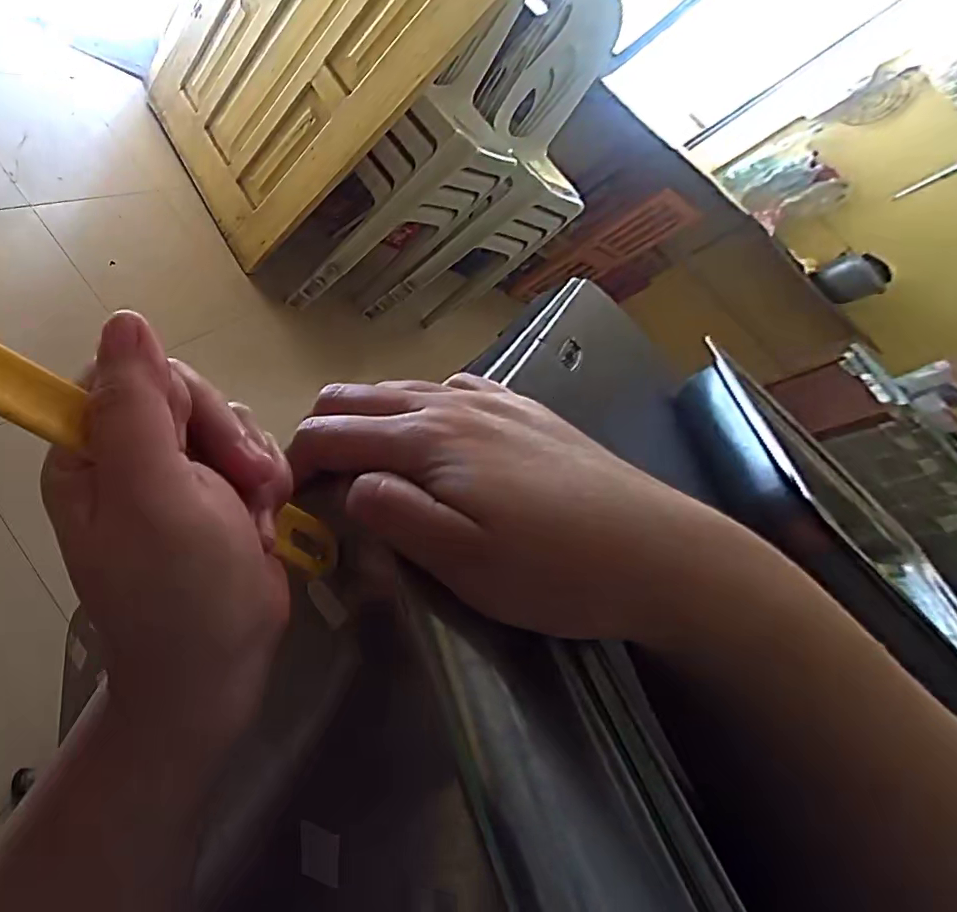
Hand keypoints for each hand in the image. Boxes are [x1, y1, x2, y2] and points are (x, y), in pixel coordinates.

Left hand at [41, 312, 289, 749]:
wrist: (219, 670)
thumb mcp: (151, 494)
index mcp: (90, 451)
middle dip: (223, 434)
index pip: (127, 373)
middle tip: (242, 481)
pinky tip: (261, 522)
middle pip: (183, 390)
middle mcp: (126, 454)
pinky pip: (248, 448)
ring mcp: (174, 470)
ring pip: (223, 417)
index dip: (173, 393)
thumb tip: (125, 318)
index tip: (194, 439)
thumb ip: (134, 406)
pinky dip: (264, 481)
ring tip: (252, 514)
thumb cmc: (178, 589)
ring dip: (250, 462)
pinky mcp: (215, 486)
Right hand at [287, 373, 775, 646]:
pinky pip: (443, 388)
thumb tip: (346, 485)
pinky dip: (412, 407)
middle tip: (320, 484)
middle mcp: (448, 403)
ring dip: (363, 420)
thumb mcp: (462, 562)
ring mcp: (486, 398)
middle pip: (353, 397)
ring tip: (366, 464)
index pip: (330, 433)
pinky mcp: (518, 405)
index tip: (293, 500)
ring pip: (395, 388)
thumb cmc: (555, 569)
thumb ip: (392, 514)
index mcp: (425, 439)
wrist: (664, 552)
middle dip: (320, 433)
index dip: (298, 462)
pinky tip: (430, 437)